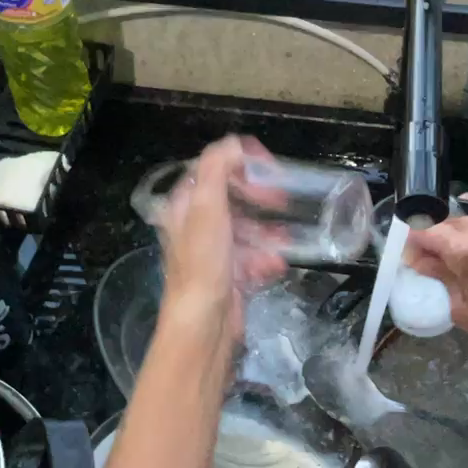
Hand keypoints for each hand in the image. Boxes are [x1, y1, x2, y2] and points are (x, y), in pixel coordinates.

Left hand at [154, 136, 284, 350]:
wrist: (205, 324)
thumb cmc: (204, 263)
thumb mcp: (207, 207)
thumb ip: (217, 168)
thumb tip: (235, 144)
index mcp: (185, 204)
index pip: (213, 168)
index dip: (242, 163)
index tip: (269, 168)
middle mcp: (196, 224)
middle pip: (234, 196)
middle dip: (261, 198)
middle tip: (281, 201)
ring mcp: (214, 251)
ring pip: (249, 227)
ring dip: (269, 232)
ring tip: (283, 240)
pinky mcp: (230, 273)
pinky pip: (254, 256)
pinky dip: (267, 257)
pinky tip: (274, 266)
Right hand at [404, 216, 467, 372]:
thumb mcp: (465, 311)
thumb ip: (441, 279)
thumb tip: (421, 261)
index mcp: (466, 252)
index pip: (426, 230)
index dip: (413, 243)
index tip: (413, 259)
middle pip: (447, 220)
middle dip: (434, 236)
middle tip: (432, 260)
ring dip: (457, 232)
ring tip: (458, 257)